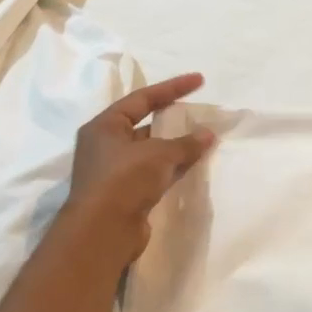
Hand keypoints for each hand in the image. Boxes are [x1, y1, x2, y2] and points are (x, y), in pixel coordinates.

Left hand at [59, 73, 215, 262]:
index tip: (199, 80)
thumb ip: (185, 143)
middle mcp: (106, 146)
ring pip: (151, 151)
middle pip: (144, 125)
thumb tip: (208, 134)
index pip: (142, 99)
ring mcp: (115, 171)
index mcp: (104, 127)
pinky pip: (154, 172)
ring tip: (204, 139)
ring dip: (175, 146)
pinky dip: (173, 167)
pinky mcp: (126, 193)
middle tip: (199, 113)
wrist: (103, 230)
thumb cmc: (124, 180)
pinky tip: (193, 165)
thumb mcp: (159, 155)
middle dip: (173, 119)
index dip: (172, 88)